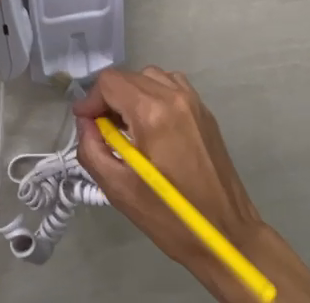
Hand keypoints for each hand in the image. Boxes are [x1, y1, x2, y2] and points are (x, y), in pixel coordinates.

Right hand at [73, 67, 265, 274]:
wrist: (225, 232)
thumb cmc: (169, 216)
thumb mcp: (119, 189)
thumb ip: (92, 149)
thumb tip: (85, 123)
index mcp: (153, 112)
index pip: (110, 82)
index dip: (90, 100)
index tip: (84, 124)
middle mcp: (174, 96)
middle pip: (129, 76)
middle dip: (108, 98)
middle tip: (101, 130)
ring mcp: (193, 101)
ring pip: (150, 77)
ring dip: (131, 94)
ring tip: (125, 127)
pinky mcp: (204, 111)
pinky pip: (171, 86)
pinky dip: (153, 95)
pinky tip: (150, 126)